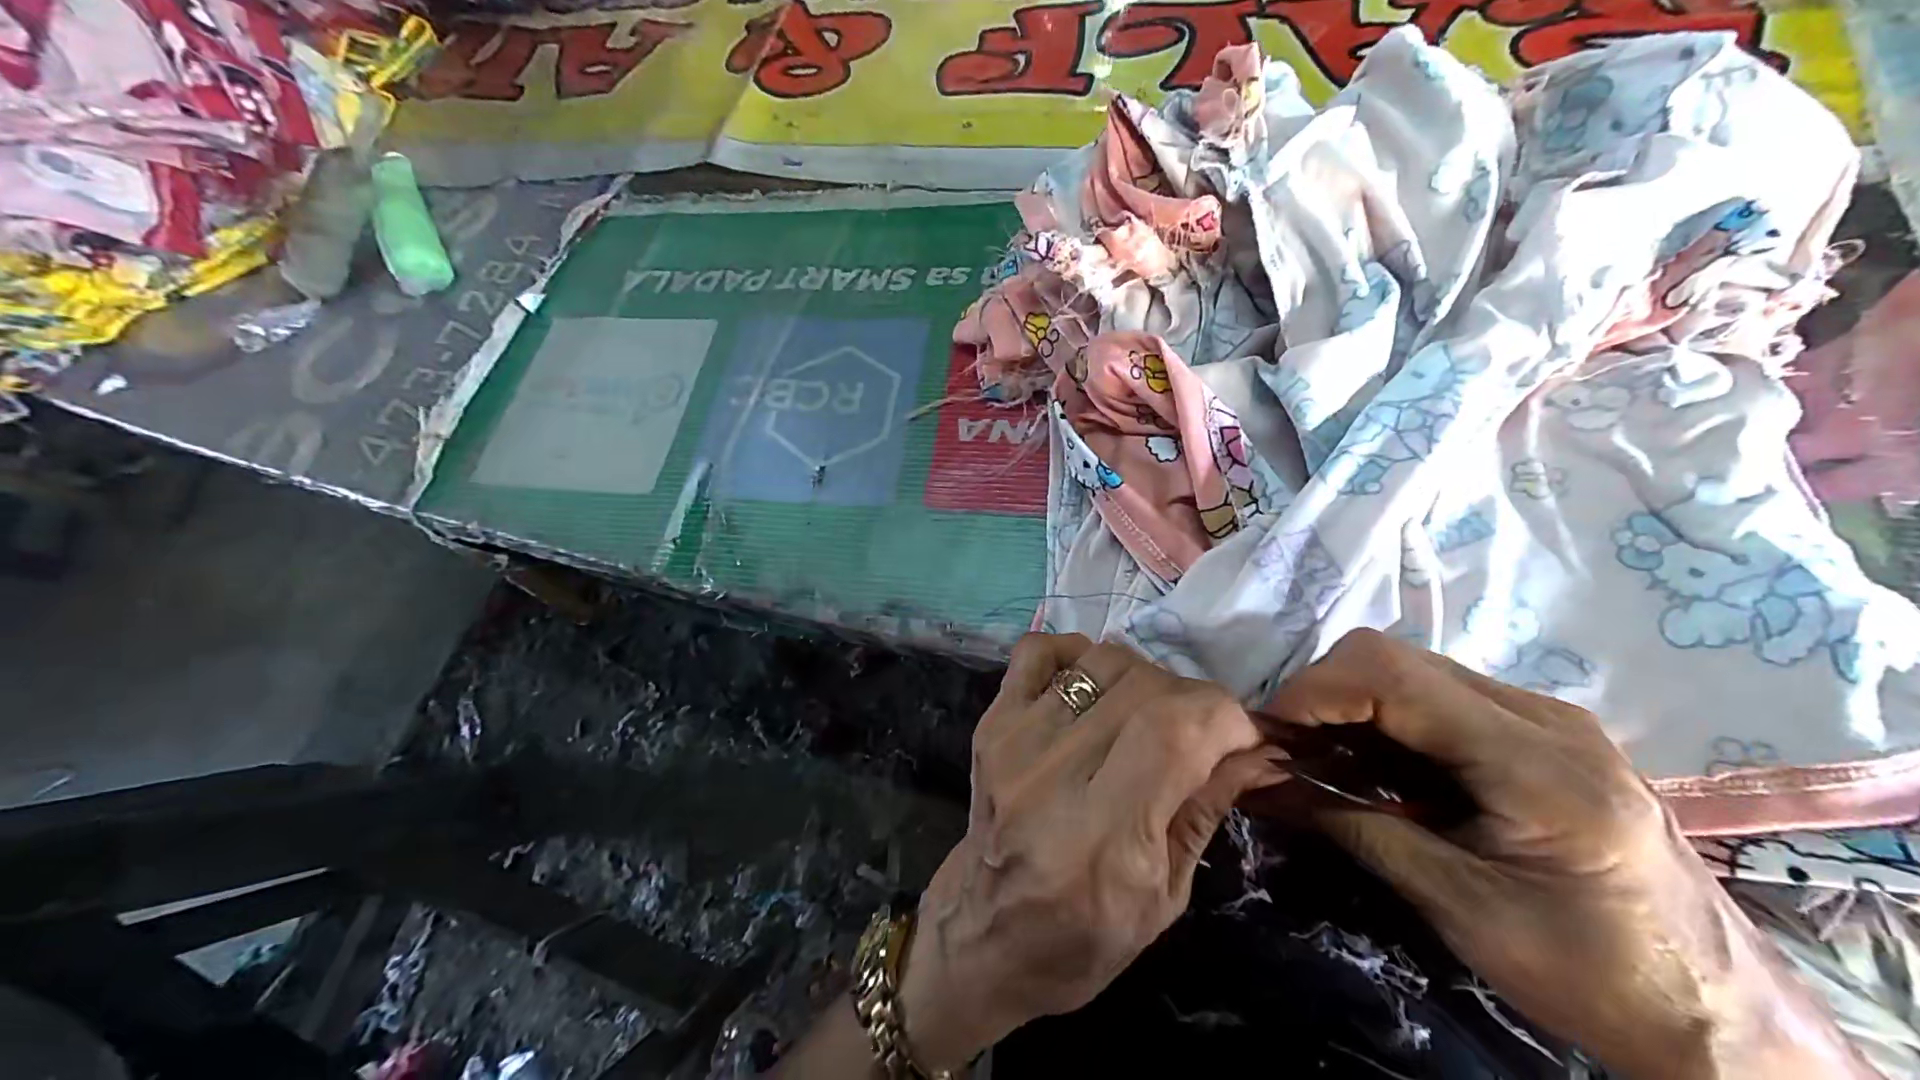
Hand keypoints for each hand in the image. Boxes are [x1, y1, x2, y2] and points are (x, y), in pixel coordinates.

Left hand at [897, 633, 1282, 1069]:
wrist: (986, 932)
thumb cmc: (1083, 937)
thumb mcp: (1166, 895)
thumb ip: (1208, 807)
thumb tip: (1263, 747)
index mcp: (1105, 839)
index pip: (1174, 730)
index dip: (1225, 717)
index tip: (1242, 737)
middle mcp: (1052, 778)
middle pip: (1144, 687)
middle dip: (1194, 699)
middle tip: (1201, 733)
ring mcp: (1013, 741)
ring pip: (1102, 661)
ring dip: (1145, 678)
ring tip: (1149, 714)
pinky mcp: (990, 723)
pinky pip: (1039, 651)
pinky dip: (1079, 653)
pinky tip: (1095, 688)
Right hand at [1260, 630, 1868, 1078]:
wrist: (1723, 1019)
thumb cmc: (1592, 974)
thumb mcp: (1458, 908)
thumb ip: (1355, 828)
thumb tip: (1262, 785)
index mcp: (1536, 762)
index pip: (1391, 674)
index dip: (1313, 692)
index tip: (1269, 737)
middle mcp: (1544, 716)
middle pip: (1394, 656)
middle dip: (1323, 695)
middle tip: (1290, 752)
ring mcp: (1547, 719)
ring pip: (1412, 668)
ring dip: (1351, 704)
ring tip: (1324, 761)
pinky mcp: (1543, 732)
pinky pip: (1438, 696)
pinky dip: (1386, 718)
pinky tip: (1377, 767)